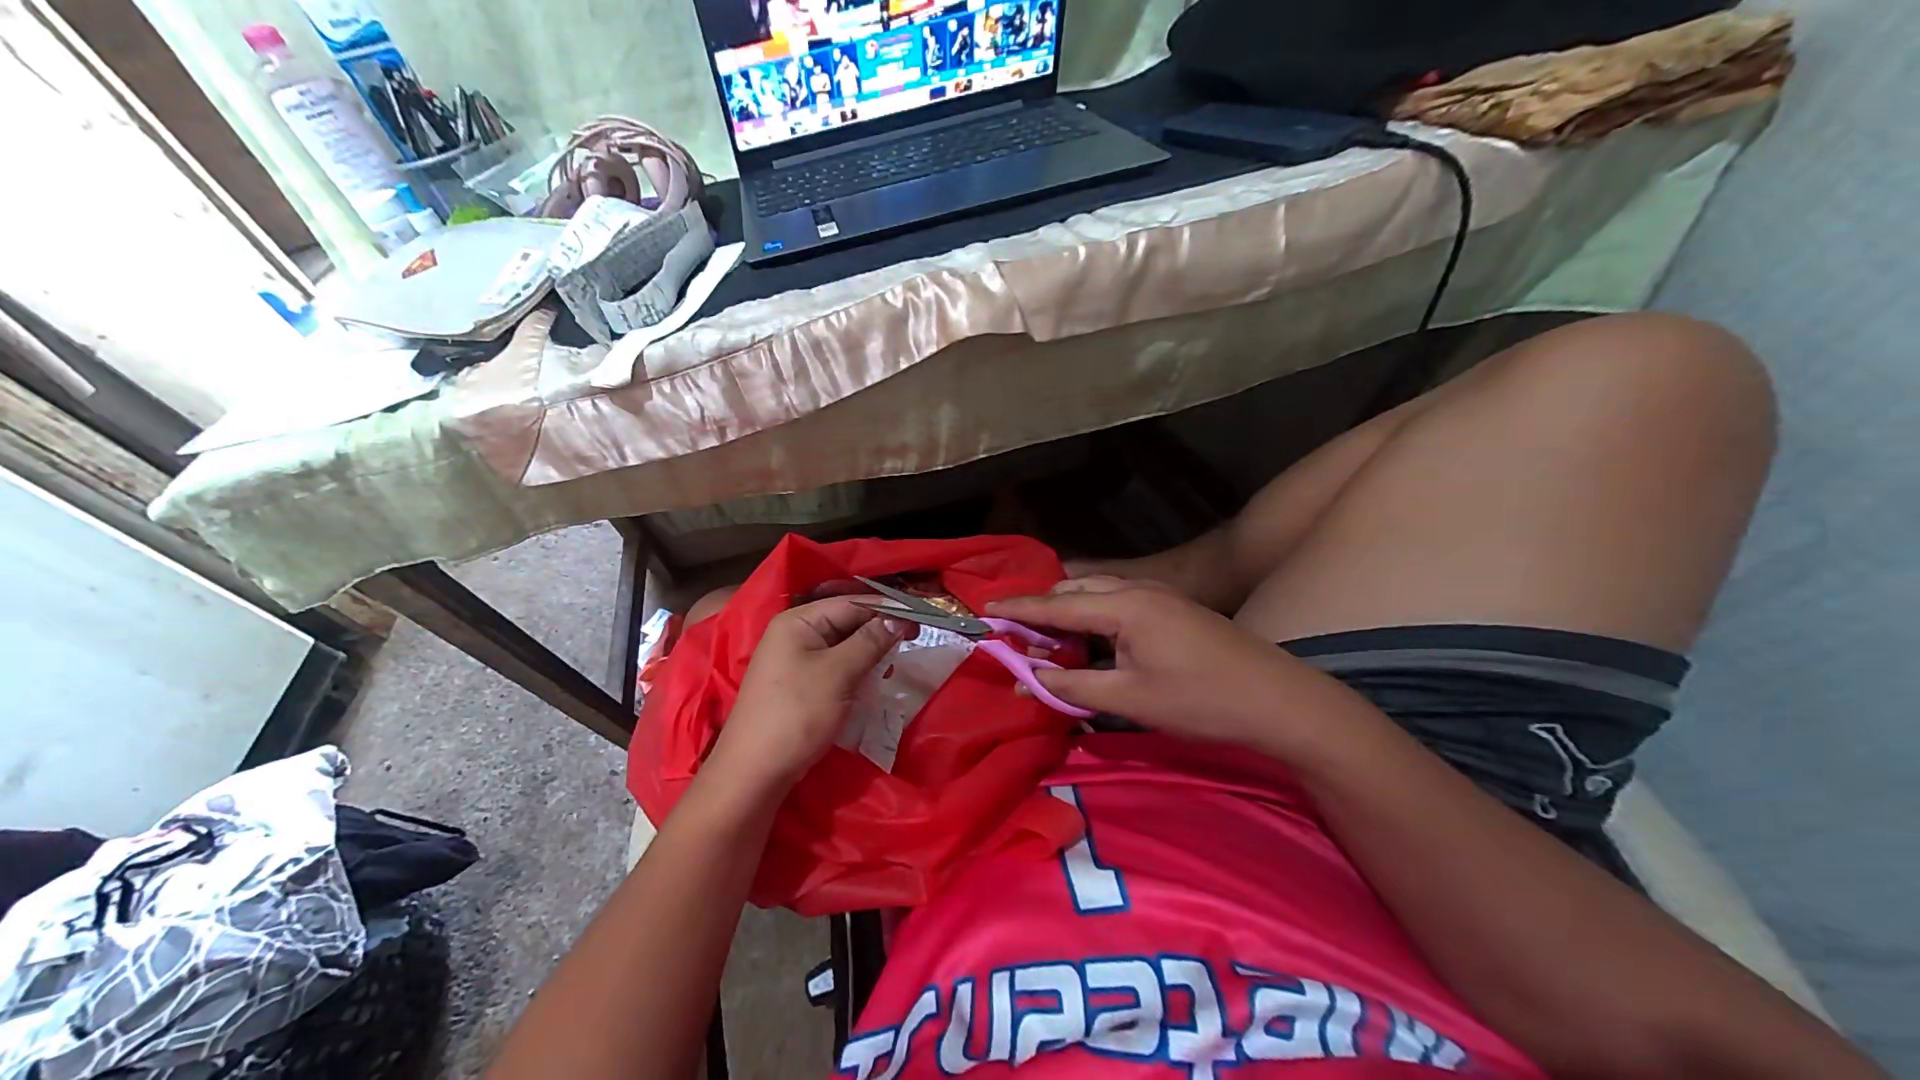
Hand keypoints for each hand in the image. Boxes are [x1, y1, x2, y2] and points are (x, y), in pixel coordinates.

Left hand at [707, 597, 908, 791]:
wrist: (755, 772)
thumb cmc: (797, 714)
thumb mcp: (839, 673)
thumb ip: (871, 641)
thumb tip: (900, 617)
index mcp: (798, 621)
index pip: (851, 602)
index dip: (887, 608)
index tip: (923, 616)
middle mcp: (795, 633)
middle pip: (847, 620)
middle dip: (880, 629)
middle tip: (915, 639)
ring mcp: (795, 659)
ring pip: (844, 645)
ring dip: (871, 652)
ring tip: (895, 663)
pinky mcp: (801, 684)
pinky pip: (836, 666)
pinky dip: (857, 670)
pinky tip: (874, 680)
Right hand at [988, 577, 1331, 755]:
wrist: (1279, 699)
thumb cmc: (1201, 701)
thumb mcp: (1129, 698)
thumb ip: (1071, 686)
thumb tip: (1026, 678)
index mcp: (1124, 605)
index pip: (1057, 603)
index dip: (1018, 608)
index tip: (985, 609)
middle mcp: (1139, 589)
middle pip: (1076, 588)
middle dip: (1042, 607)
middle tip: (1015, 632)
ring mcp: (1161, 595)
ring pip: (1099, 591)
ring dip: (1069, 610)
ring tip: (1047, 638)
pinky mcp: (1175, 607)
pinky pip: (1119, 600)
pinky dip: (1094, 614)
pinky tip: (1091, 638)